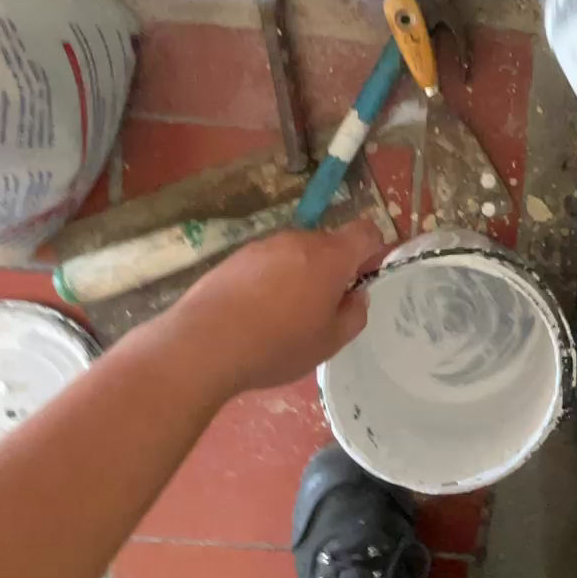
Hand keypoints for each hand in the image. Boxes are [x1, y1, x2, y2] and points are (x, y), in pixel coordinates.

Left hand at [156, 219, 384, 396]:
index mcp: (331, 256)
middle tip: (324, 308)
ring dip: (301, 275)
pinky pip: (267, 264)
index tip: (364, 278)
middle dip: (334, 269)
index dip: (373, 251)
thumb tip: (356, 296)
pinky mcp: (234, 258)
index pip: (366, 232)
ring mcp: (262, 246)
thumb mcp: (330, 342)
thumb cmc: (278, 345)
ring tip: (286, 315)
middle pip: (329, 244)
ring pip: (296, 254)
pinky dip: (271, 281)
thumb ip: (354, 315)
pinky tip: (257, 314)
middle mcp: (298, 241)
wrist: (202, 345)